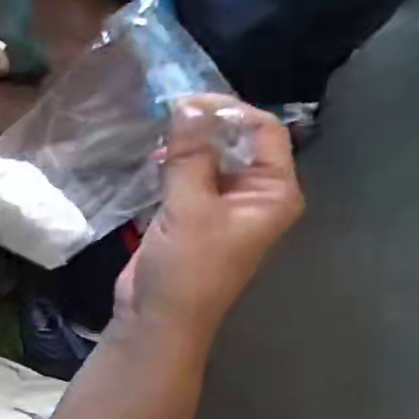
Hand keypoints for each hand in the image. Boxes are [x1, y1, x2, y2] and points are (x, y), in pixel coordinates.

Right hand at [113, 95, 303, 340]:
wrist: (157, 318)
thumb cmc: (187, 268)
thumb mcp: (190, 208)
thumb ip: (189, 156)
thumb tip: (186, 105)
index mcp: (272, 192)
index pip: (262, 131)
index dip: (227, 110)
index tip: (184, 100)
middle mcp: (252, 195)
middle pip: (234, 143)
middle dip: (203, 126)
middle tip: (163, 112)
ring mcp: (219, 208)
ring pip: (206, 161)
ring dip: (183, 146)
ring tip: (151, 133)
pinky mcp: (189, 219)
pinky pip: (185, 181)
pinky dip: (169, 167)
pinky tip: (146, 160)